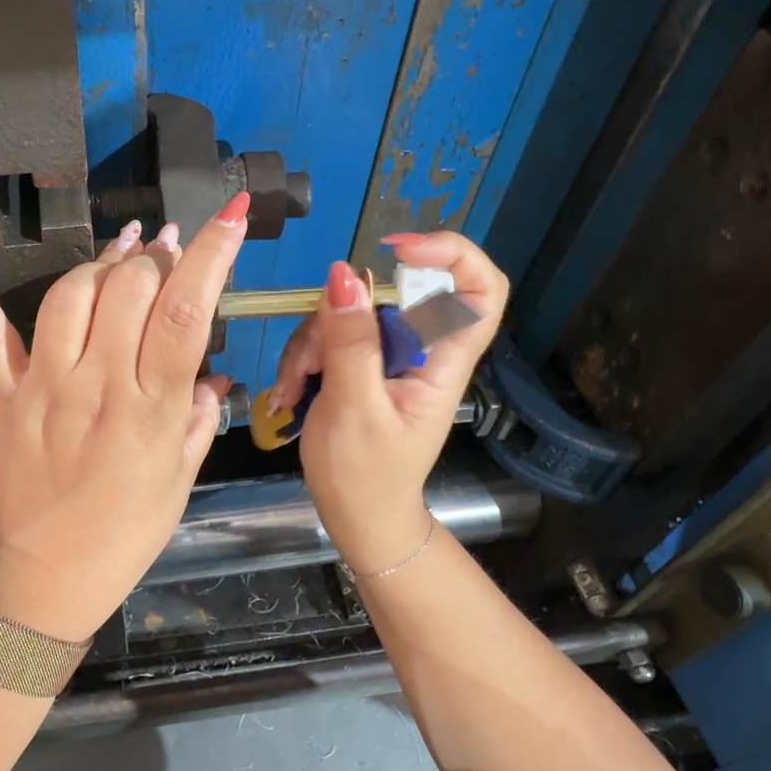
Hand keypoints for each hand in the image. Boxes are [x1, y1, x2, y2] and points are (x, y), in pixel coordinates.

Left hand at [0, 196, 248, 640]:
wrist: (47, 576)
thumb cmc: (126, 533)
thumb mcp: (180, 480)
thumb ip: (199, 419)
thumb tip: (213, 374)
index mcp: (151, 411)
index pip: (185, 314)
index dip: (211, 256)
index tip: (231, 216)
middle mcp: (97, 386)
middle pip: (129, 291)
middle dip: (158, 258)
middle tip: (172, 254)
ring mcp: (44, 385)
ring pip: (72, 295)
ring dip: (103, 262)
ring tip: (126, 249)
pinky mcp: (4, 392)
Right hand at [268, 232, 508, 572]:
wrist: (355, 519)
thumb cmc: (365, 476)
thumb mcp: (354, 409)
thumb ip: (350, 342)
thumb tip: (345, 273)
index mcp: (442, 362)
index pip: (479, 290)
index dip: (451, 255)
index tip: (398, 251)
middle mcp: (419, 350)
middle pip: (386, 297)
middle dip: (335, 321)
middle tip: (310, 364)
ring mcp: (386, 356)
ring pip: (346, 315)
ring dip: (309, 347)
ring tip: (295, 390)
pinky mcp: (357, 364)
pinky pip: (326, 337)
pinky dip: (303, 360)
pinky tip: (291, 392)